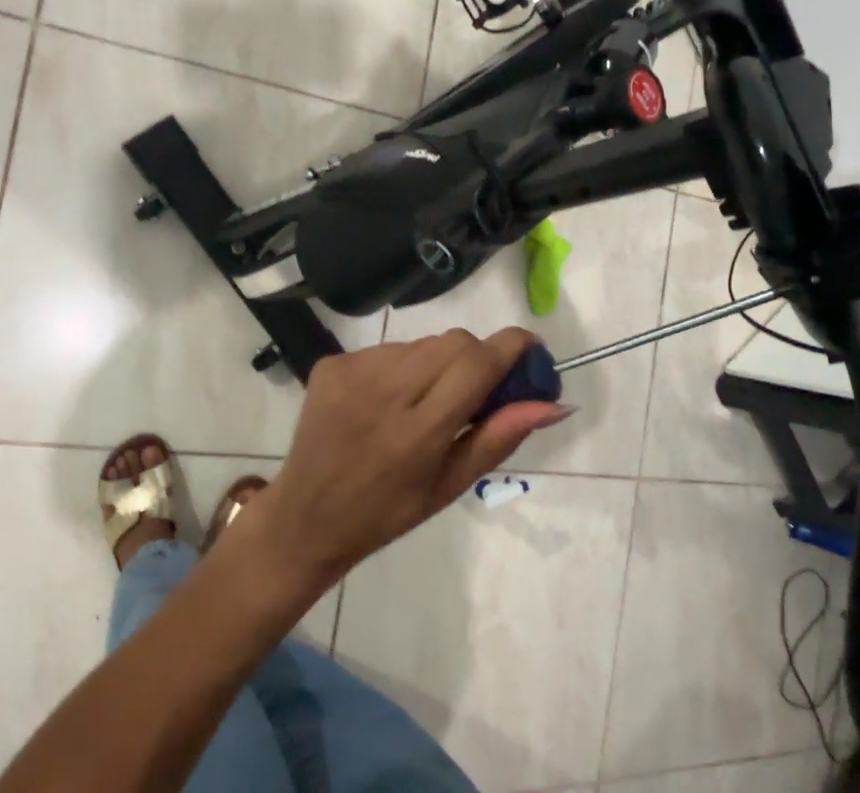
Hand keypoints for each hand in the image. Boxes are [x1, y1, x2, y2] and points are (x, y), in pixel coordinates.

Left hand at [251, 328, 571, 586]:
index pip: (478, 363)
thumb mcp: (449, 485)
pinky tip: (387, 402)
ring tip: (423, 402)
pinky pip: (387, 349)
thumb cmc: (387, 512)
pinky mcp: (331, 364)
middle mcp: (384, 391)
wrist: (306, 517)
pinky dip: (400, 368)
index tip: (531, 349)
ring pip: (421, 343)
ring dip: (436, 364)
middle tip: (476, 389)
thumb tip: (553, 403)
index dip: (511, 347)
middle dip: (476, 358)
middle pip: (454, 342)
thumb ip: (499, 438)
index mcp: (418, 432)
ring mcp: (353, 372)